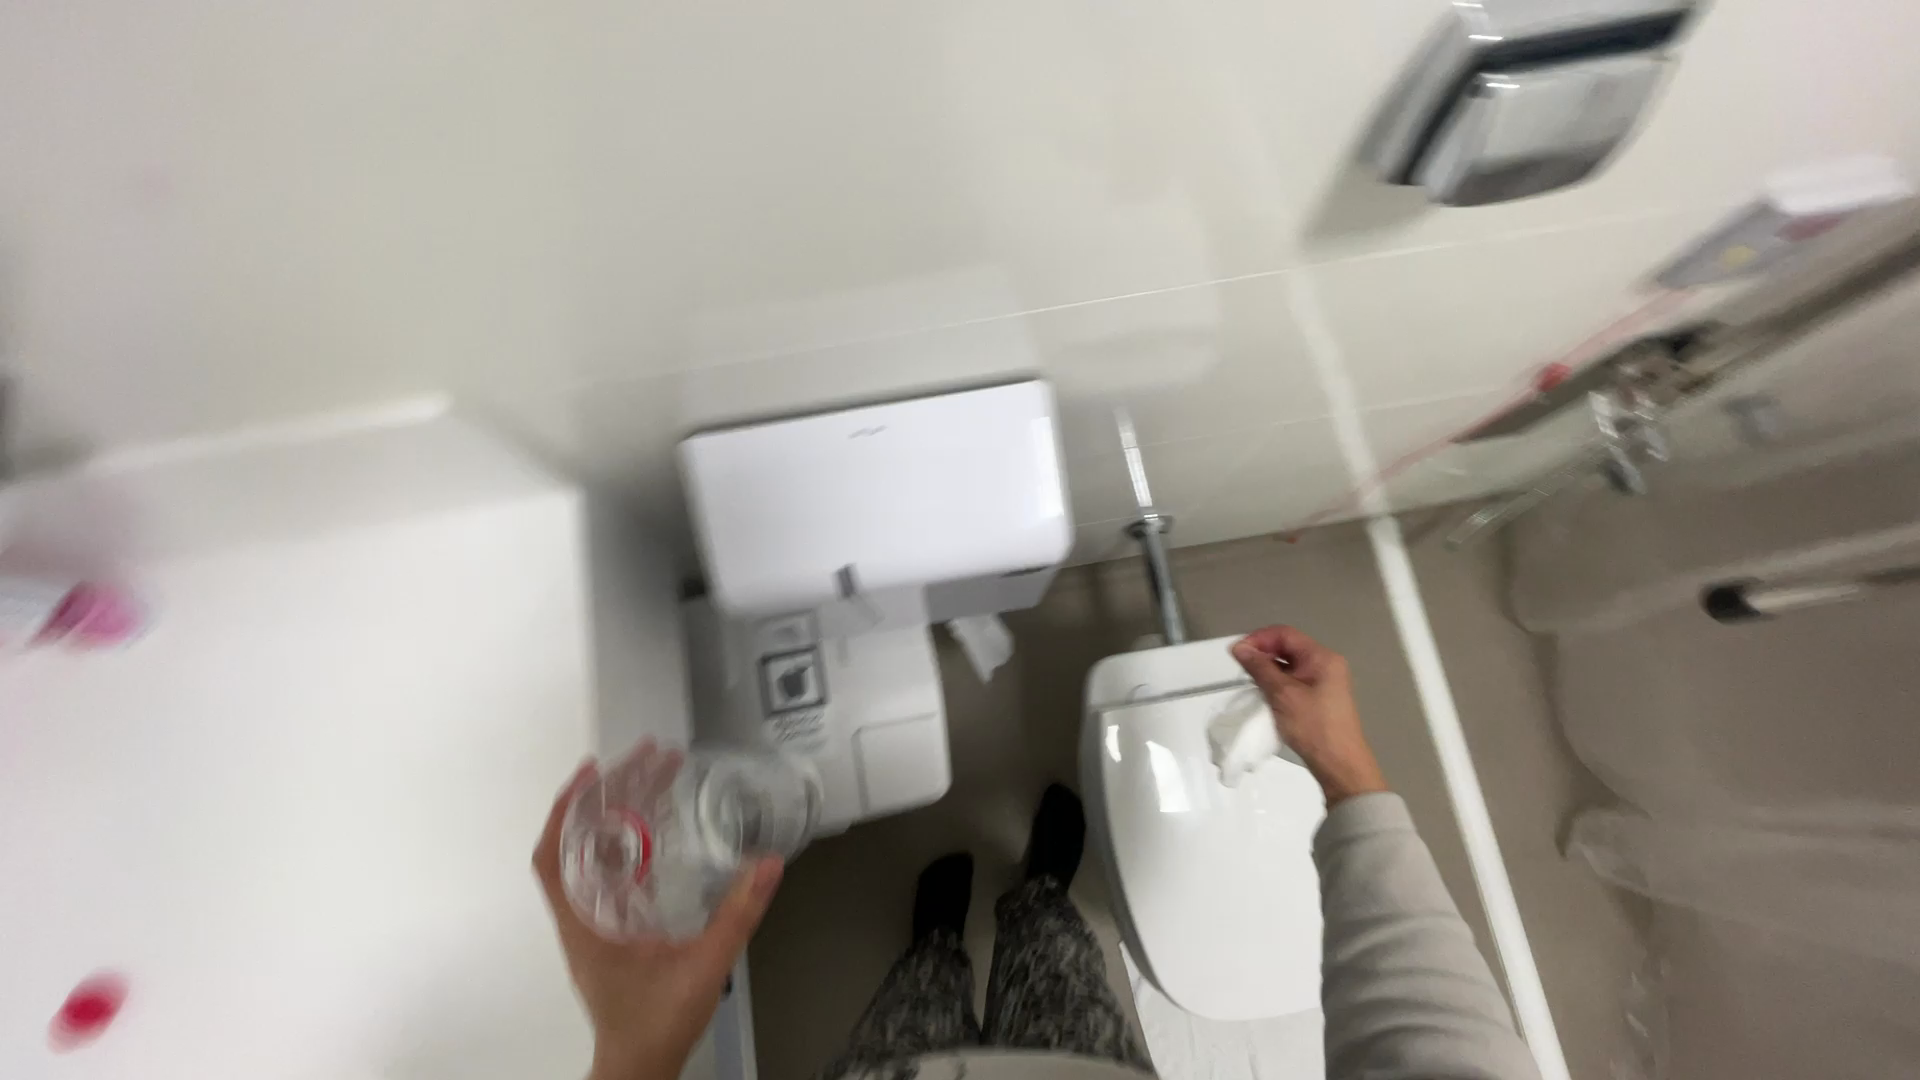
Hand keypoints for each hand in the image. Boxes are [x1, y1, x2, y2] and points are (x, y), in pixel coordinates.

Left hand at [534, 757, 784, 1079]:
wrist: (639, 1069)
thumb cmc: (658, 1024)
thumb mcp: (704, 967)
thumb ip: (738, 916)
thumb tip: (769, 863)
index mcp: (588, 925)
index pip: (554, 859)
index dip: (566, 811)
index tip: (592, 771)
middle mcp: (582, 919)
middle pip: (577, 845)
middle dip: (607, 795)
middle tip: (647, 758)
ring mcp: (593, 924)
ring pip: (591, 856)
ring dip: (617, 814)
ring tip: (653, 778)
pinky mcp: (609, 930)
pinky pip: (607, 872)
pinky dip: (625, 840)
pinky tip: (655, 825)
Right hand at [1230, 626, 1388, 805]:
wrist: (1339, 765)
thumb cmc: (1313, 726)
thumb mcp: (1282, 694)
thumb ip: (1259, 667)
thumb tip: (1239, 647)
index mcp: (1321, 658)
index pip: (1284, 634)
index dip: (1259, 639)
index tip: (1238, 653)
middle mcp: (1325, 664)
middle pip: (1287, 647)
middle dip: (1262, 654)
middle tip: (1241, 669)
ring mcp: (1324, 681)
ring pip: (1288, 664)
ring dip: (1267, 669)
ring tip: (1250, 682)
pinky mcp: (1319, 696)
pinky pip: (1293, 680)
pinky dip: (1276, 682)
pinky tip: (1264, 694)